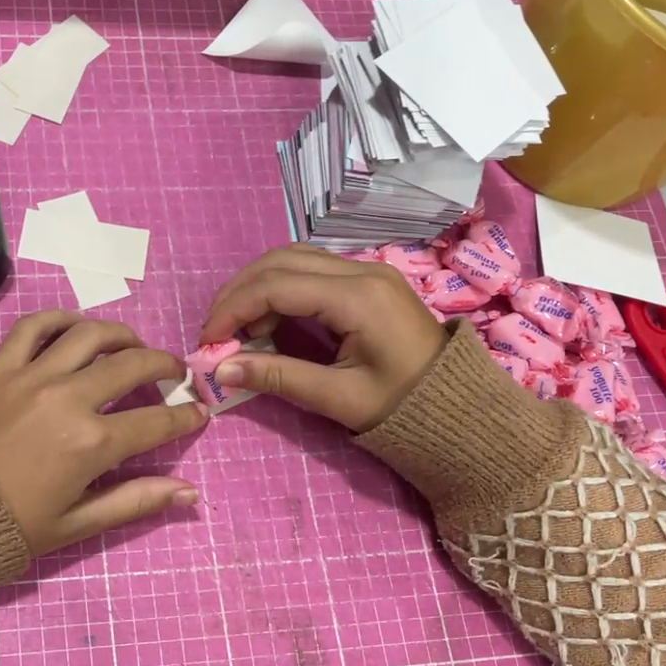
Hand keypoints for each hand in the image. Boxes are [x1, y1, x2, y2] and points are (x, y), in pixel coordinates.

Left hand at [0, 312, 208, 555]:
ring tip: (133, 347)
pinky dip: (60, 320)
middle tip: (174, 374)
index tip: (199, 413)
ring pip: (89, 335)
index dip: (186, 416)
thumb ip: (136, 502)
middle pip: (131, 365)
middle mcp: (67, 398)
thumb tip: (190, 492)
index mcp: (91, 443)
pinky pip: (33, 328)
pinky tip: (75, 328)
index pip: (156, 421)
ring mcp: (31, 377)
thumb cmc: (11, 528)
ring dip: (121, 335)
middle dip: (164, 366)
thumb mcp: (77, 524)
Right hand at [199, 246, 449, 431]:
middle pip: (279, 261)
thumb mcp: (337, 398)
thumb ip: (277, 377)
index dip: (233, 309)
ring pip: (292, 259)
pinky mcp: (366, 281)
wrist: (456, 406)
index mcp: (357, 297)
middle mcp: (361, 270)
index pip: (275, 285)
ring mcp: (366, 271)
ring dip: (256, 287)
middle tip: (215, 333)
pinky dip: (278, 289)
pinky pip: (309, 270)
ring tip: (239, 329)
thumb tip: (220, 368)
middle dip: (238, 294)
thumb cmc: (401, 406)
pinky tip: (269, 322)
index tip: (208, 341)